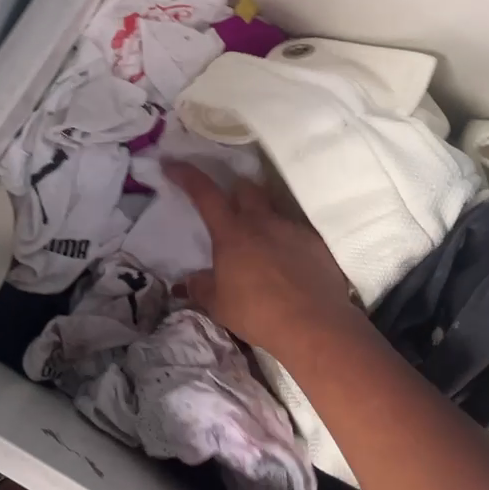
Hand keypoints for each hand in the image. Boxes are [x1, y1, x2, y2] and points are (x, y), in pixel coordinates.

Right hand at [165, 161, 362, 359]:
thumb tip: (189, 281)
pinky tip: (288, 265)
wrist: (314, 325)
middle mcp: (262, 222)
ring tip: (261, 244)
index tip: (172, 164)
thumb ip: (201, 288)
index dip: (186, 175)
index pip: (204, 193)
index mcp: (231, 233)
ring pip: (272, 209)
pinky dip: (286, 242)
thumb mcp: (219, 305)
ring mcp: (291, 229)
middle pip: (245, 188)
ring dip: (262, 219)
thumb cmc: (257, 313)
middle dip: (234, 192)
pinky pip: (296, 232)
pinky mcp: (316, 243)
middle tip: (229, 210)